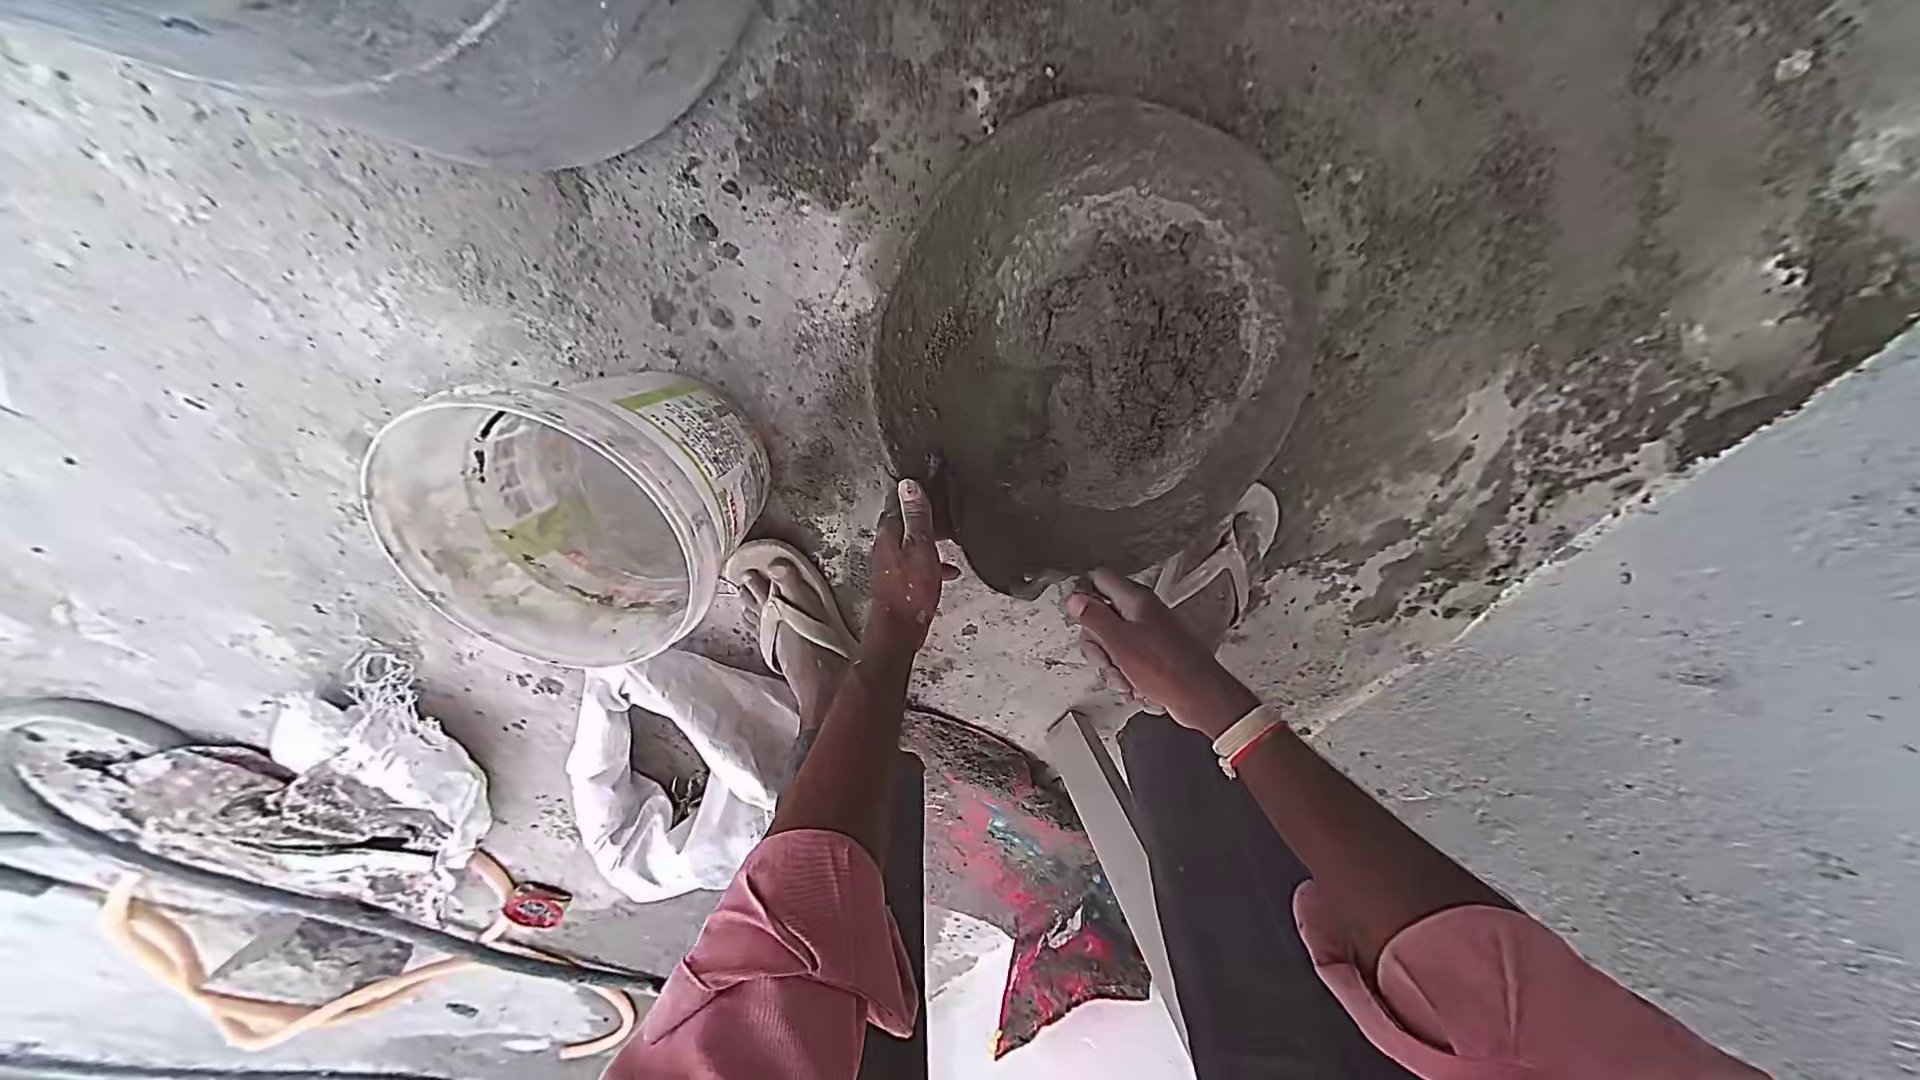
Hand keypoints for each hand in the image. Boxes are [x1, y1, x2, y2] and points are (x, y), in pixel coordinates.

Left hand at [867, 478, 958, 655]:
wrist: (899, 630)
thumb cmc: (911, 591)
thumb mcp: (920, 548)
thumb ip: (917, 517)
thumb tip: (909, 485)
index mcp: (890, 534)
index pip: (898, 501)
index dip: (912, 490)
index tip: (928, 479)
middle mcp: (886, 546)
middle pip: (905, 521)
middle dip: (923, 513)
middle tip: (944, 507)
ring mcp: (891, 564)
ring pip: (911, 541)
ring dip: (929, 538)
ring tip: (950, 536)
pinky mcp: (898, 580)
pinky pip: (916, 562)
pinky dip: (930, 560)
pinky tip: (948, 570)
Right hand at [1066, 568, 1257, 736]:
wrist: (1200, 699)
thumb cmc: (1169, 670)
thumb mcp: (1119, 641)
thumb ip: (1093, 616)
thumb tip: (1074, 599)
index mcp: (1137, 601)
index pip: (1100, 581)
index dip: (1085, 598)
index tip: (1082, 620)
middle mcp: (1145, 613)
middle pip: (1102, 618)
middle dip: (1099, 646)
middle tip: (1108, 659)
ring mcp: (1151, 634)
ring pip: (1113, 644)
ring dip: (1112, 667)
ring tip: (1126, 679)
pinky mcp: (1156, 656)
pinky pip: (1128, 661)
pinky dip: (1127, 676)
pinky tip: (1135, 686)